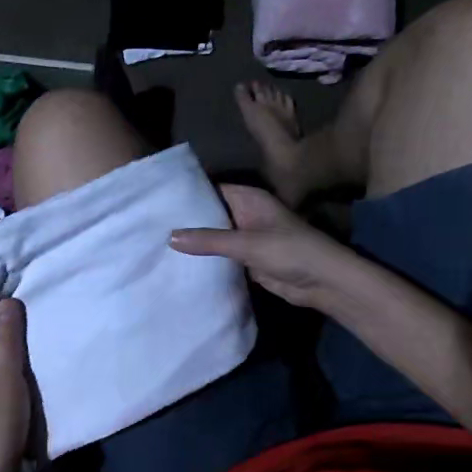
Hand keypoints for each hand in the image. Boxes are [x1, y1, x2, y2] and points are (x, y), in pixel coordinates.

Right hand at [170, 184, 354, 307]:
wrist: (323, 282)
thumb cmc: (290, 251)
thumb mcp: (247, 243)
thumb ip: (209, 240)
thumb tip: (169, 235)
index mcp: (248, 198)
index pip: (210, 188)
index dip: (186, 193)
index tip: (156, 198)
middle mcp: (244, 213)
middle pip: (210, 213)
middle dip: (185, 219)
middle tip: (148, 224)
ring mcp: (245, 237)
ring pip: (213, 236)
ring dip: (194, 241)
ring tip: (154, 243)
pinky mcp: (246, 260)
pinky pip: (220, 256)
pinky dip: (205, 259)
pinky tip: (178, 263)